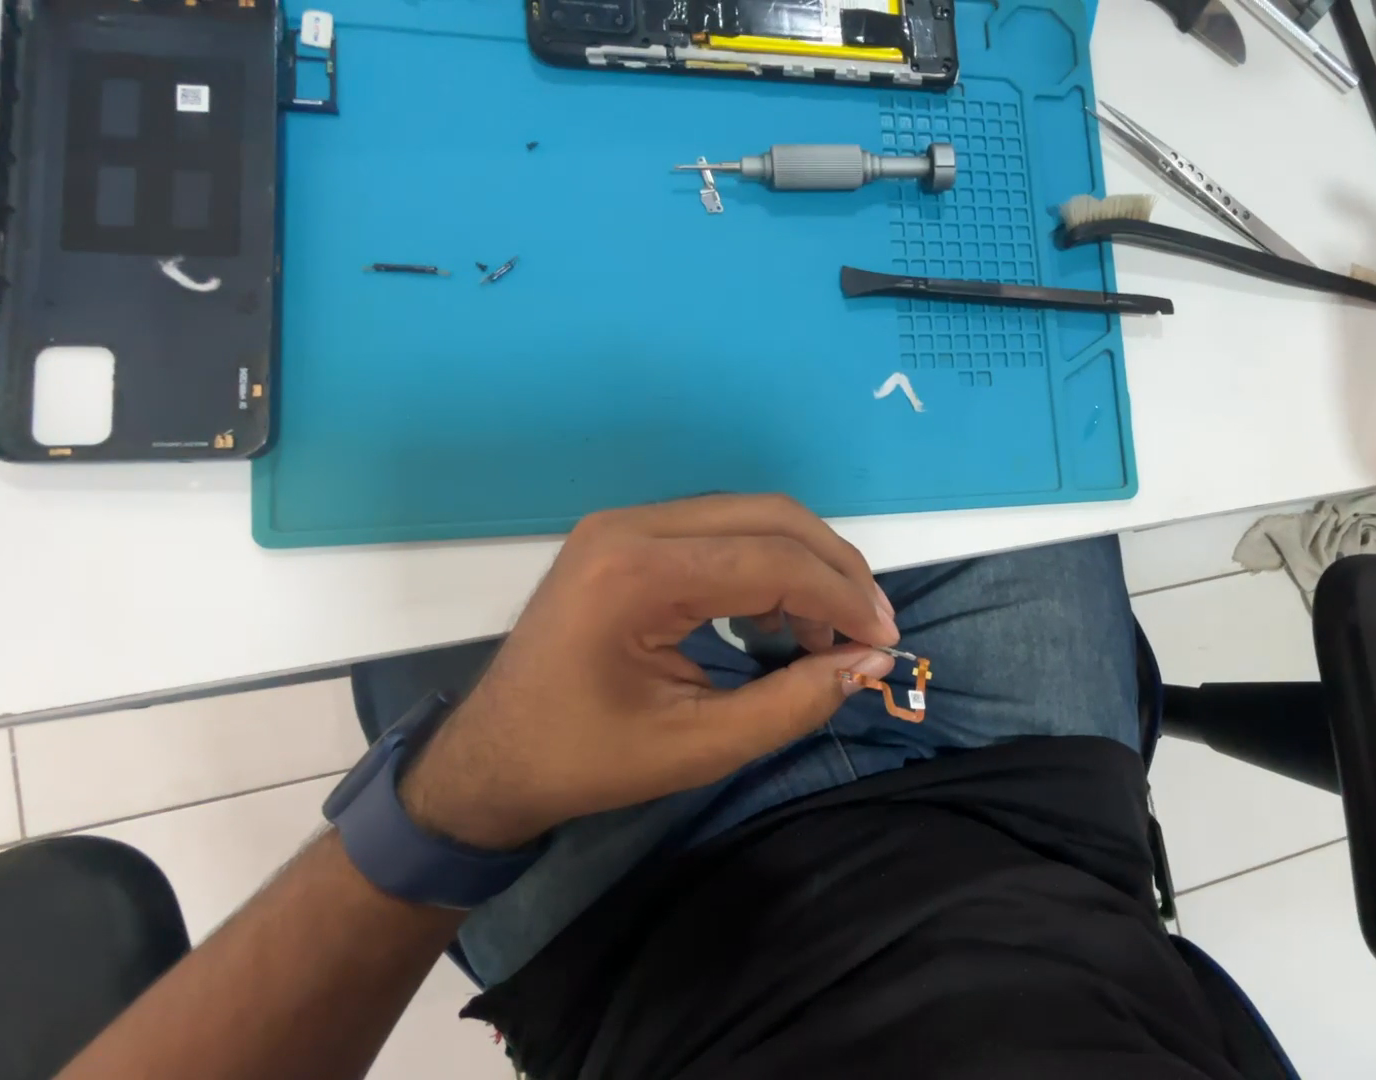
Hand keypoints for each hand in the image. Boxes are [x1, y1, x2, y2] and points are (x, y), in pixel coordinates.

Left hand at [399, 495, 901, 849]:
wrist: (490, 759)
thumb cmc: (587, 761)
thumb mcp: (700, 748)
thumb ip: (793, 703)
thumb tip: (871, 663)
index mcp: (638, 575)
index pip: (774, 561)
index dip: (843, 598)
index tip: (885, 641)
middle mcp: (633, 527)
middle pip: (771, 517)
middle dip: (835, 569)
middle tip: (872, 627)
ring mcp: (628, 524)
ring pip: (752, 516)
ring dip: (806, 564)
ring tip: (831, 630)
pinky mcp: (631, 537)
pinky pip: (724, 531)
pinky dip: (770, 566)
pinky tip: (780, 618)